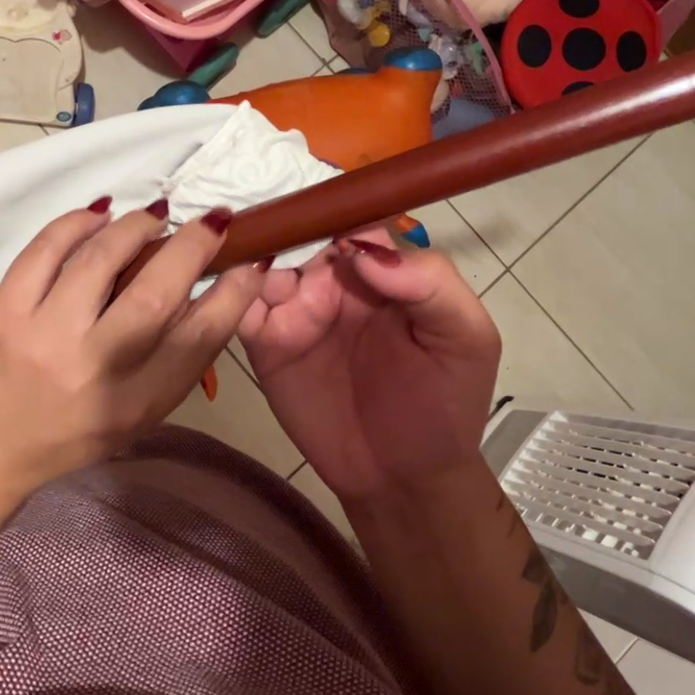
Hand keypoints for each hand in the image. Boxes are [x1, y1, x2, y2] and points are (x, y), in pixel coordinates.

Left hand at [0, 200, 267, 493]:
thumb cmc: (74, 431)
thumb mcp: (138, 411)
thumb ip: (176, 357)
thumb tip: (215, 287)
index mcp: (135, 403)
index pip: (199, 338)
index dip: (235, 293)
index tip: (249, 260)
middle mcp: (94, 368)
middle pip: (157, 293)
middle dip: (194, 245)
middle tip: (211, 222)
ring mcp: (44, 336)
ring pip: (99, 260)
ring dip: (137, 225)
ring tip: (156, 216)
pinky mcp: (5, 311)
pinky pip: (45, 250)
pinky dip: (77, 222)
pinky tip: (101, 214)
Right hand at [238, 231, 500, 504]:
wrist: (402, 479)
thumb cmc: (442, 406)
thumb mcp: (465, 340)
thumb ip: (431, 285)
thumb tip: (361, 250)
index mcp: (382, 274)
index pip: (353, 224)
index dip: (335, 215)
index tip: (318, 218)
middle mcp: (333, 283)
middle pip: (299, 239)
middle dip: (284, 232)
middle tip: (272, 234)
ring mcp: (295, 311)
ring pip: (263, 267)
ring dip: (253, 258)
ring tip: (251, 265)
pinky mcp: (264, 342)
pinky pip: (240, 308)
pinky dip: (229, 293)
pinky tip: (233, 292)